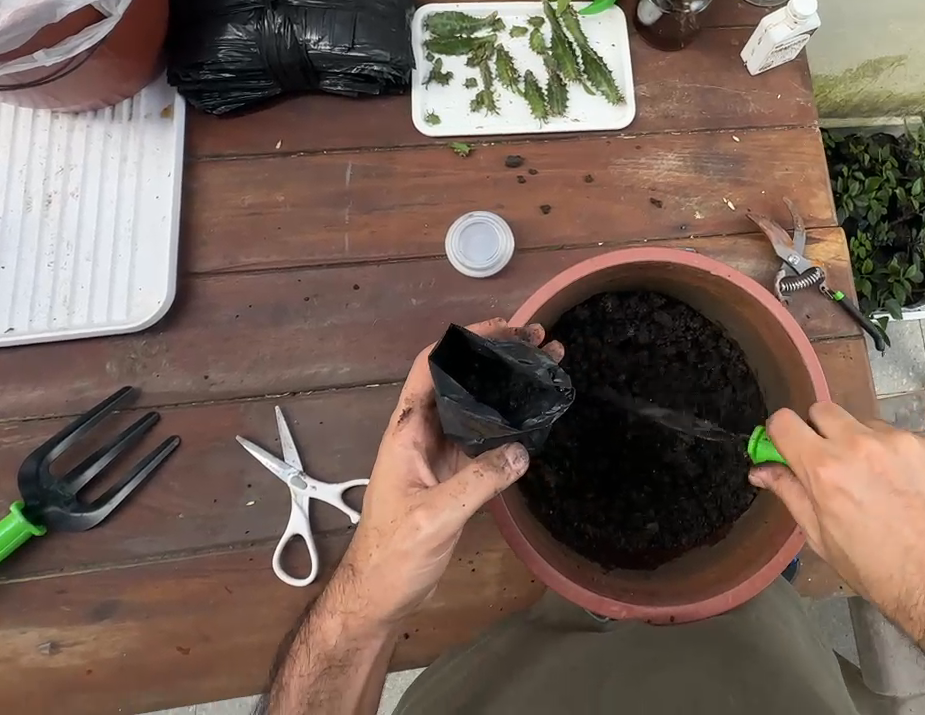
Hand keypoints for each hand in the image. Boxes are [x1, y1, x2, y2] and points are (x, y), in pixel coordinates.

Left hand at [323, 319, 561, 628]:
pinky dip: (511, 415)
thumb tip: (522, 451)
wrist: (378, 595)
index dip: (465, 339)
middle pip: (460, 376)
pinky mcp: (457, 470)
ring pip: (476, 401)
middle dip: (497, 353)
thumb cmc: (392, 554)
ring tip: (546, 364)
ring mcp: (442, 449)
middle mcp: (425, 430)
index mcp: (408, 429)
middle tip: (538, 341)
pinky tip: (536, 411)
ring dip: (508, 381)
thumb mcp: (433, 517)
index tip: (504, 328)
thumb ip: (477, 482)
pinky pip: (487, 432)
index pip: (433, 364)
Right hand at [748, 402, 924, 635]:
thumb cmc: (881, 573)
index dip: (783, 434)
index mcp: (825, 468)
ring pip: (868, 425)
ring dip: (867, 446)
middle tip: (837, 465)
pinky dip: (906, 458)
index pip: (784, 420)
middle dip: (823, 432)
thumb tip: (759, 469)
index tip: (791, 448)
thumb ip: (790, 494)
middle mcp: (861, 444)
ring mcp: (903, 441)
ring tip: (886, 485)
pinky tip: (917, 490)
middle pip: (823, 410)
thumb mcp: (823, 539)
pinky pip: (908, 439)